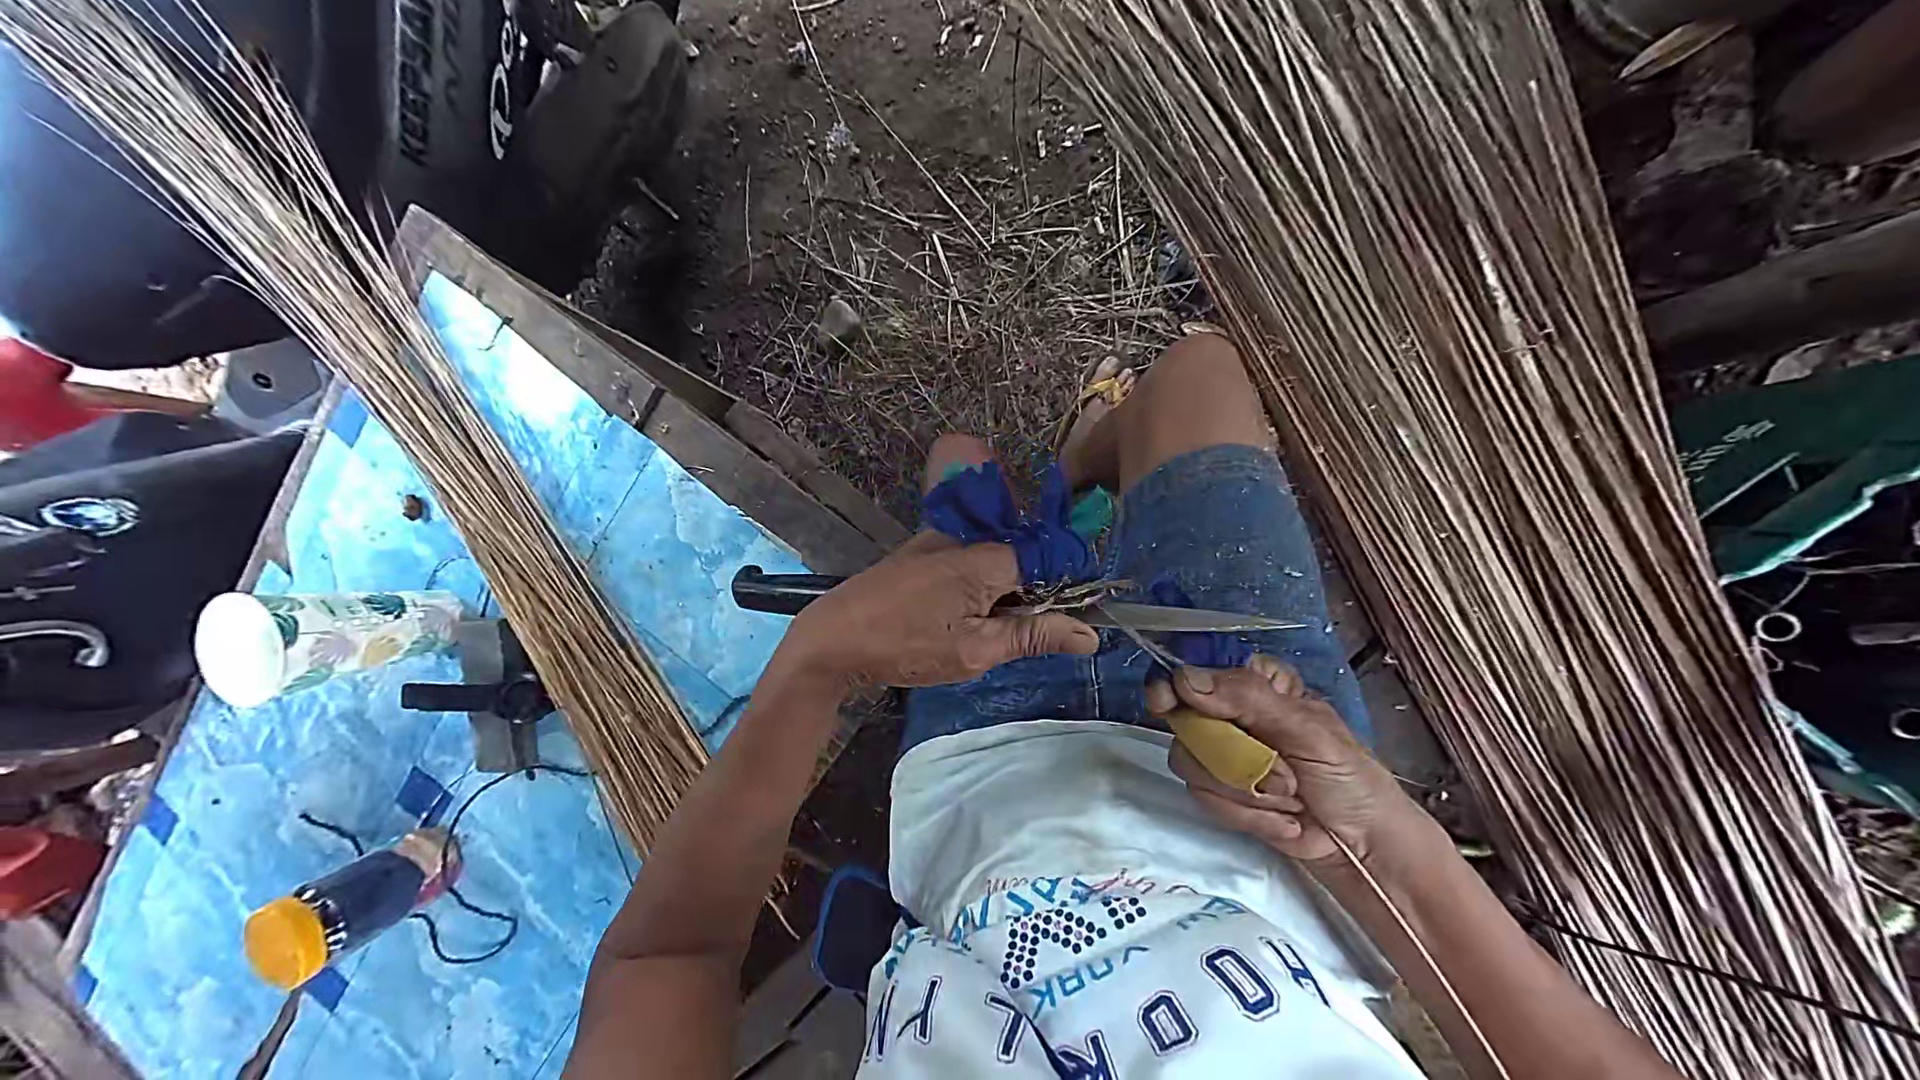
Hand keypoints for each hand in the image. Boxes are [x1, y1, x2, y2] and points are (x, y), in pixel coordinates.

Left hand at [777, 542, 1098, 694]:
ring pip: (993, 562)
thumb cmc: (906, 646)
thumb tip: (1090, 634)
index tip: (1066, 623)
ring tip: (982, 633)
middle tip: (1013, 637)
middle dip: (1030, 595)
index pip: (1049, 559)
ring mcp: (938, 542)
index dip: (1065, 590)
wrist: (831, 640)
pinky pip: (966, 563)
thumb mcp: (976, 651)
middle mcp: (966, 537)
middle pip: (1022, 558)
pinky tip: (958, 618)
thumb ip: (1033, 636)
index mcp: (987, 556)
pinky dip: (975, 589)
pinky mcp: (920, 553)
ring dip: (1001, 595)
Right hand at [1149, 656, 1423, 869]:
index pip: (1197, 675)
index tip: (1165, 703)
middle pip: (1187, 724)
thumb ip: (1247, 699)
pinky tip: (1283, 819)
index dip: (1174, 688)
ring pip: (1192, 764)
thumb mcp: (1309, 732)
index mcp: (1256, 687)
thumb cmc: (1351, 781)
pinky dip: (1247, 815)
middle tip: (1284, 776)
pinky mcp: (1221, 794)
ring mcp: (1224, 757)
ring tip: (1291, 800)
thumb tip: (1185, 680)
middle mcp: (1232, 717)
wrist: (1367, 851)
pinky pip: (1205, 799)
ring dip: (1246, 792)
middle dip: (1233, 760)